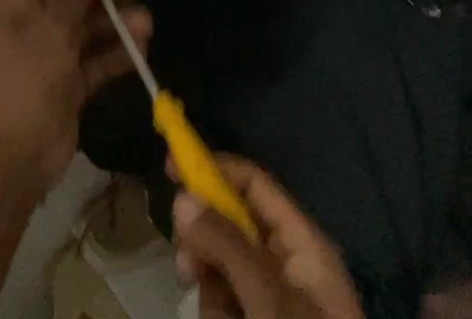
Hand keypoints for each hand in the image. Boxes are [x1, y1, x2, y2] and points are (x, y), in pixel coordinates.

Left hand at [0, 0, 150, 188]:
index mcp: (15, 6)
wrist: (17, 156)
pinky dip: (116, 55)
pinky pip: (96, 60)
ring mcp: (52, 55)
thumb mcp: (49, 33)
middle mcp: (32, 25)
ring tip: (147, 23)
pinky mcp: (69, 83)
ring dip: (116, 23)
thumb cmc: (28, 84)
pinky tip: (142, 50)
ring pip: (87, 29)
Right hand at [169, 154, 363, 318]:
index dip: (214, 168)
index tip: (168, 168)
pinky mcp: (255, 317)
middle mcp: (287, 262)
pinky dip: (216, 311)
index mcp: (303, 244)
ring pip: (217, 265)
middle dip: (204, 243)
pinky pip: (220, 299)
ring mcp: (271, 295)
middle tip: (189, 266)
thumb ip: (228, 246)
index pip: (254, 184)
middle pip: (228, 222)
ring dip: (210, 290)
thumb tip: (183, 196)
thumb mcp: (270, 300)